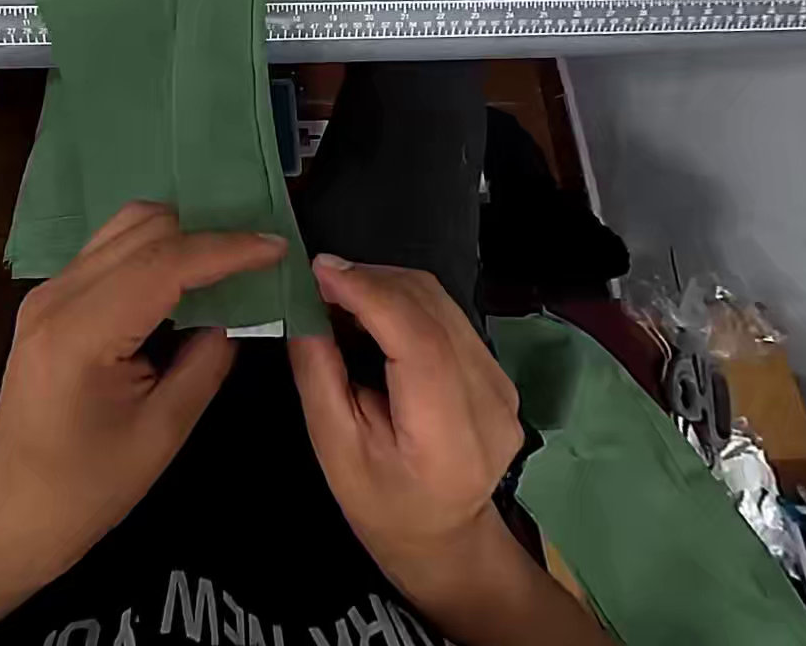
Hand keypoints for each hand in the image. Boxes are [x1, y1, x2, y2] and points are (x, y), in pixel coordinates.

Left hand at [0, 202, 285, 633]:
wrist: (6, 516)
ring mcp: (48, 290)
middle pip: (145, 228)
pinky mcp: (49, 296)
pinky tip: (178, 278)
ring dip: (179, 236)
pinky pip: (111, 246)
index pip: (164, 264)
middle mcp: (58, 294)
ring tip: (219, 267)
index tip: (275, 247)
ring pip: (127, 225)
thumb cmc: (85, 490)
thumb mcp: (162, 434)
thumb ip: (206, 362)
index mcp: (80, 333)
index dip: (226, 250)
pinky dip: (154, 248)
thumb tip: (236, 313)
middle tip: (253, 262)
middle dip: (206, 237)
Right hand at [288, 256, 522, 584]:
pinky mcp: (495, 367)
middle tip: (319, 282)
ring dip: (384, 283)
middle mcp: (490, 400)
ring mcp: (501, 381)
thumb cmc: (379, 501)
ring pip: (438, 299)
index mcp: (450, 437)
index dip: (369, 293)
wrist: (443, 536)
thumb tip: (305, 304)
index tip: (320, 268)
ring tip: (340, 294)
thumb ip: (318, 371)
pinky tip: (370, 309)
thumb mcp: (333, 445)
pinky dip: (401, 296)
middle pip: (430, 308)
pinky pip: (444, 310)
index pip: (418, 340)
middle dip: (369, 280)